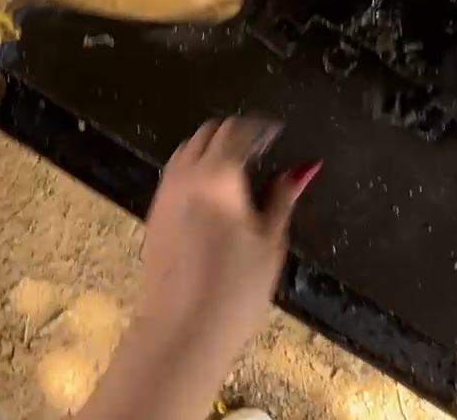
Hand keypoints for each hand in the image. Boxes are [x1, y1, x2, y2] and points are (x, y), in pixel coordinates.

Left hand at [136, 117, 316, 360]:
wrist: (182, 329)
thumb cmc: (235, 290)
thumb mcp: (271, 242)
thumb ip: (283, 197)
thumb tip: (301, 170)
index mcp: (221, 172)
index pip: (240, 130)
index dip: (261, 127)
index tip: (276, 132)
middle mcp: (189, 172)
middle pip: (210, 131)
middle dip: (235, 131)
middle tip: (258, 147)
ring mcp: (167, 189)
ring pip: (188, 147)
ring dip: (211, 145)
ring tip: (235, 163)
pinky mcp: (154, 209)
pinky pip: (175, 170)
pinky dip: (194, 164)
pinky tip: (209, 188)